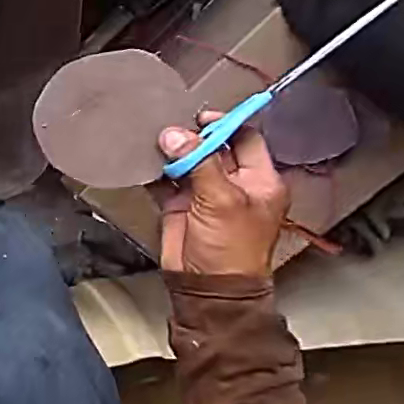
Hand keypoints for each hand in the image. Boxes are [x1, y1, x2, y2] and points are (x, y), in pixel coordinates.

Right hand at [157, 112, 287, 277]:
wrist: (206, 286)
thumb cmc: (230, 248)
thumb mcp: (222, 200)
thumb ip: (200, 164)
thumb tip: (175, 136)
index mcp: (259, 179)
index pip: (246, 138)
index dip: (225, 124)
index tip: (200, 117)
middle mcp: (233, 183)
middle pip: (213, 147)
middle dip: (192, 137)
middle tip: (171, 129)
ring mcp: (205, 194)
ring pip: (187, 162)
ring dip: (172, 152)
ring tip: (155, 142)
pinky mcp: (180, 206)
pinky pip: (166, 181)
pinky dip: (155, 172)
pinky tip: (144, 161)